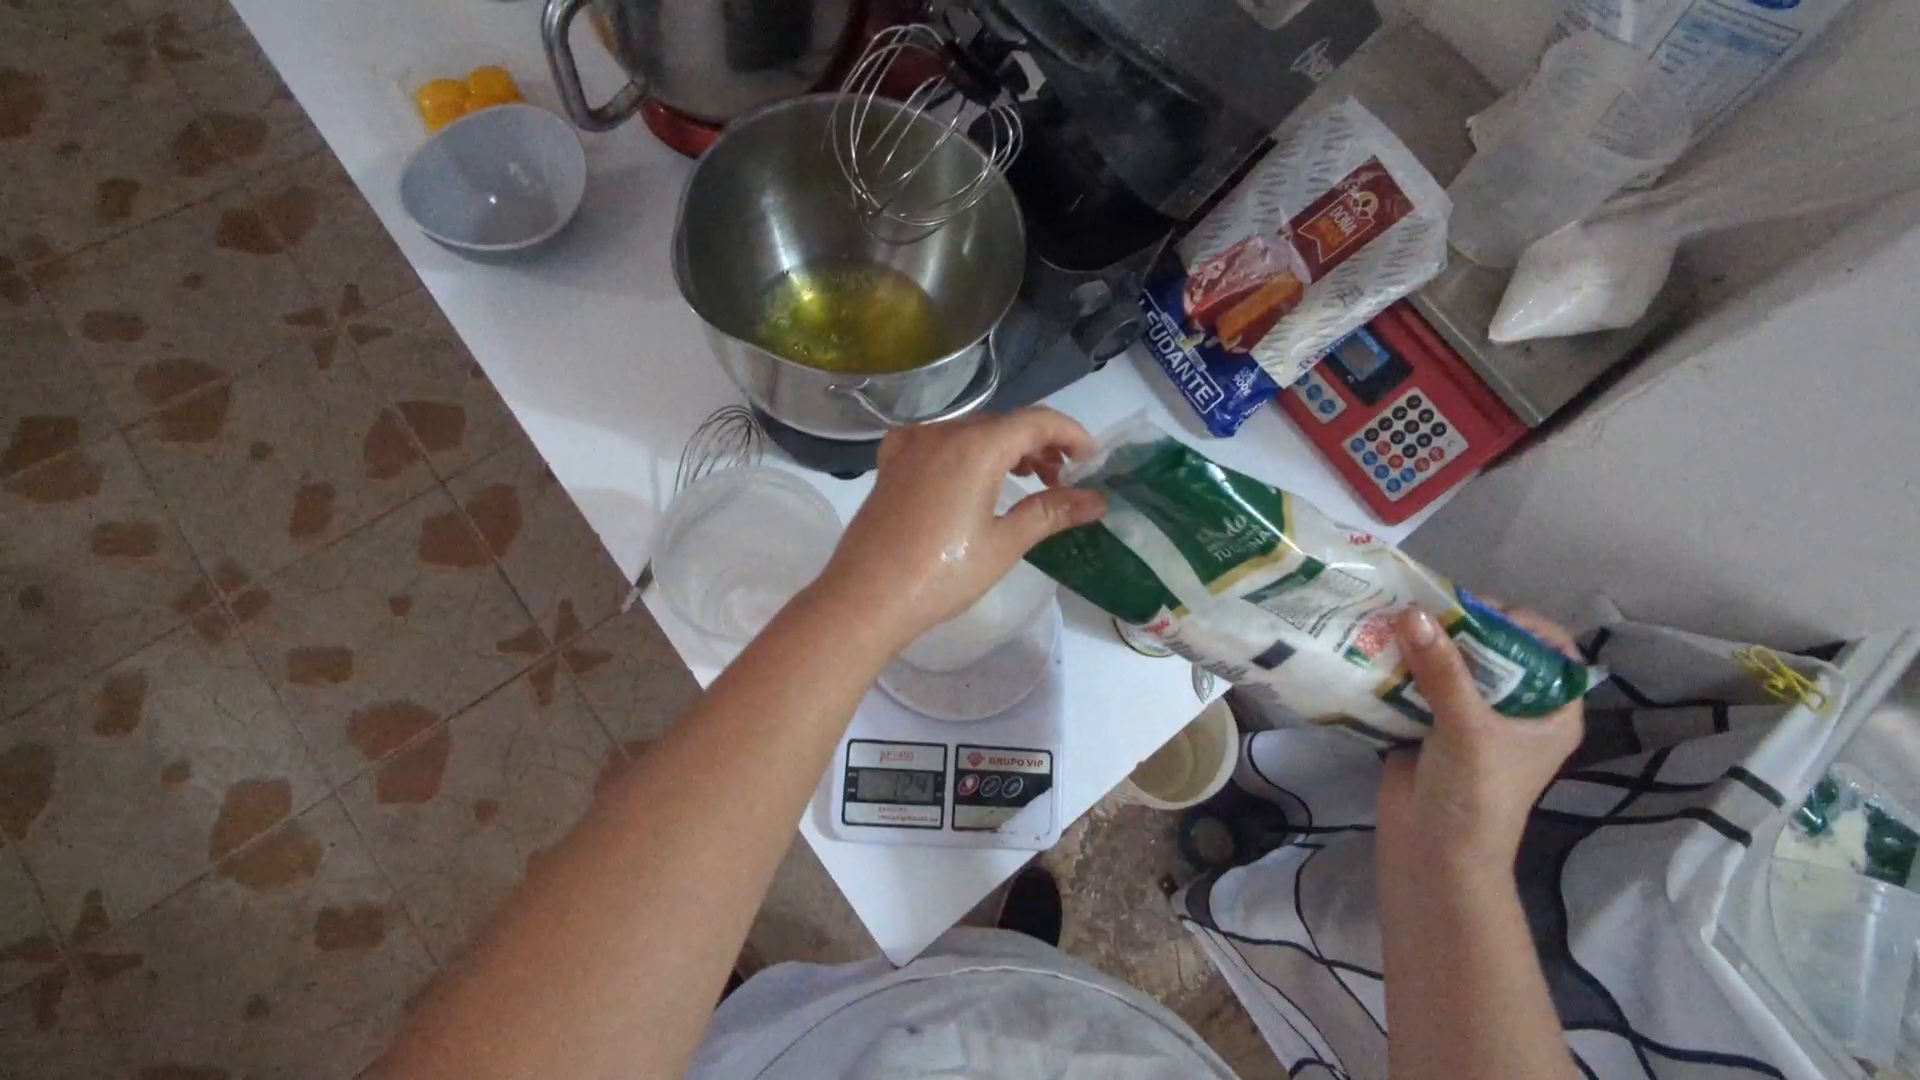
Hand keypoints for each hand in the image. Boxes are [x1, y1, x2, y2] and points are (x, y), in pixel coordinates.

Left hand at [812, 407, 1106, 649]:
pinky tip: (965, 476)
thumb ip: (1051, 512)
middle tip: (1060, 480)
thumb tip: (1097, 500)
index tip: (1090, 459)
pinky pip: (934, 442)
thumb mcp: (1005, 544)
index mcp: (976, 447)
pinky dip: (962, 451)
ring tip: (1024, 479)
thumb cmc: (942, 575)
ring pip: (969, 431)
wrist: (866, 598)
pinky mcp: (891, 465)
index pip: (1036, 421)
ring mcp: (911, 447)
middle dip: (1039, 445)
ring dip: (1003, 448)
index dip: (1070, 434)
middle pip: (1003, 424)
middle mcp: (943, 434)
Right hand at [1376, 606, 1584, 876]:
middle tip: (1423, 607)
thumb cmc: (1476, 793)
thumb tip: (1412, 611)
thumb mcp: (1467, 728)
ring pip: (1450, 665)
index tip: (1476, 609)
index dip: (1518, 623)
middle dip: (1458, 628)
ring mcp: (1468, 716)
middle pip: (1493, 651)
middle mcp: (1514, 708)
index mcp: (1551, 711)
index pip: (1548, 649)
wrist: (1433, 850)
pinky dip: (1399, 666)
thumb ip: (1443, 670)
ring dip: (1423, 644)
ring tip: (1392, 619)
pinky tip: (1376, 647)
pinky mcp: (1428, 724)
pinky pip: (1417, 683)